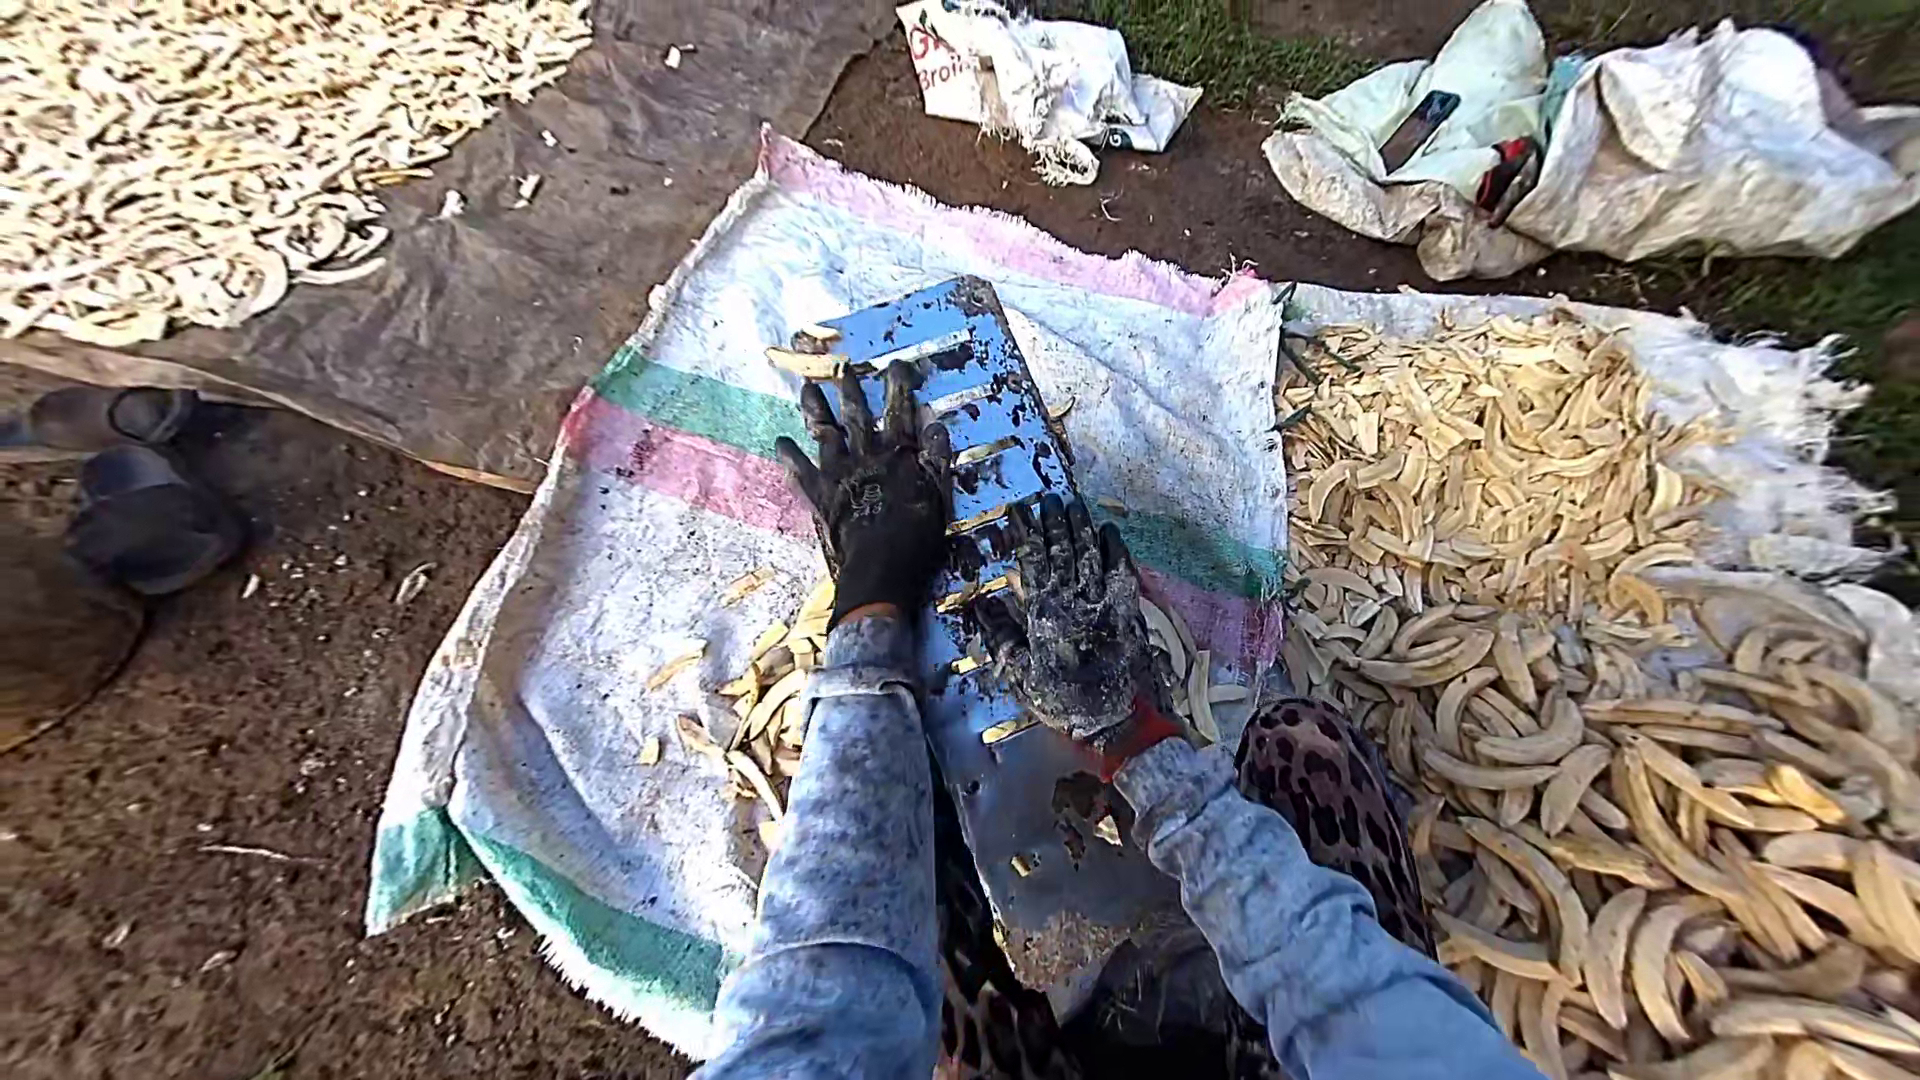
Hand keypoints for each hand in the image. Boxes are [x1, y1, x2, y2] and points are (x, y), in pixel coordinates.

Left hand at [775, 367, 951, 627]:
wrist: (879, 570)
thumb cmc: (915, 539)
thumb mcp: (939, 499)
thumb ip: (937, 461)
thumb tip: (935, 424)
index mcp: (896, 456)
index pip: (899, 413)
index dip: (898, 388)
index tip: (896, 366)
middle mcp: (865, 457)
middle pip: (857, 416)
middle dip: (851, 391)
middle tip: (843, 369)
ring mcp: (838, 474)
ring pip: (825, 433)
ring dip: (816, 410)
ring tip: (807, 389)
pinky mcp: (820, 495)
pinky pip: (800, 471)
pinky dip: (789, 457)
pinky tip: (780, 442)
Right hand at [981, 495, 1182, 776]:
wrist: (1110, 720)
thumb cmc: (1060, 698)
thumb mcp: (1020, 672)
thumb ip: (1001, 634)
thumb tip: (982, 600)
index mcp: (1044, 614)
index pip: (1032, 563)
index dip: (1025, 535)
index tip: (1019, 511)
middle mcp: (1073, 602)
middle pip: (1062, 553)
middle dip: (1053, 523)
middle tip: (1048, 499)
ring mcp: (1103, 604)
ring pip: (1089, 556)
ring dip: (1081, 528)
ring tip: (1073, 504)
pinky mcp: (1127, 610)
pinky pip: (1121, 572)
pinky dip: (1115, 549)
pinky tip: (1109, 530)